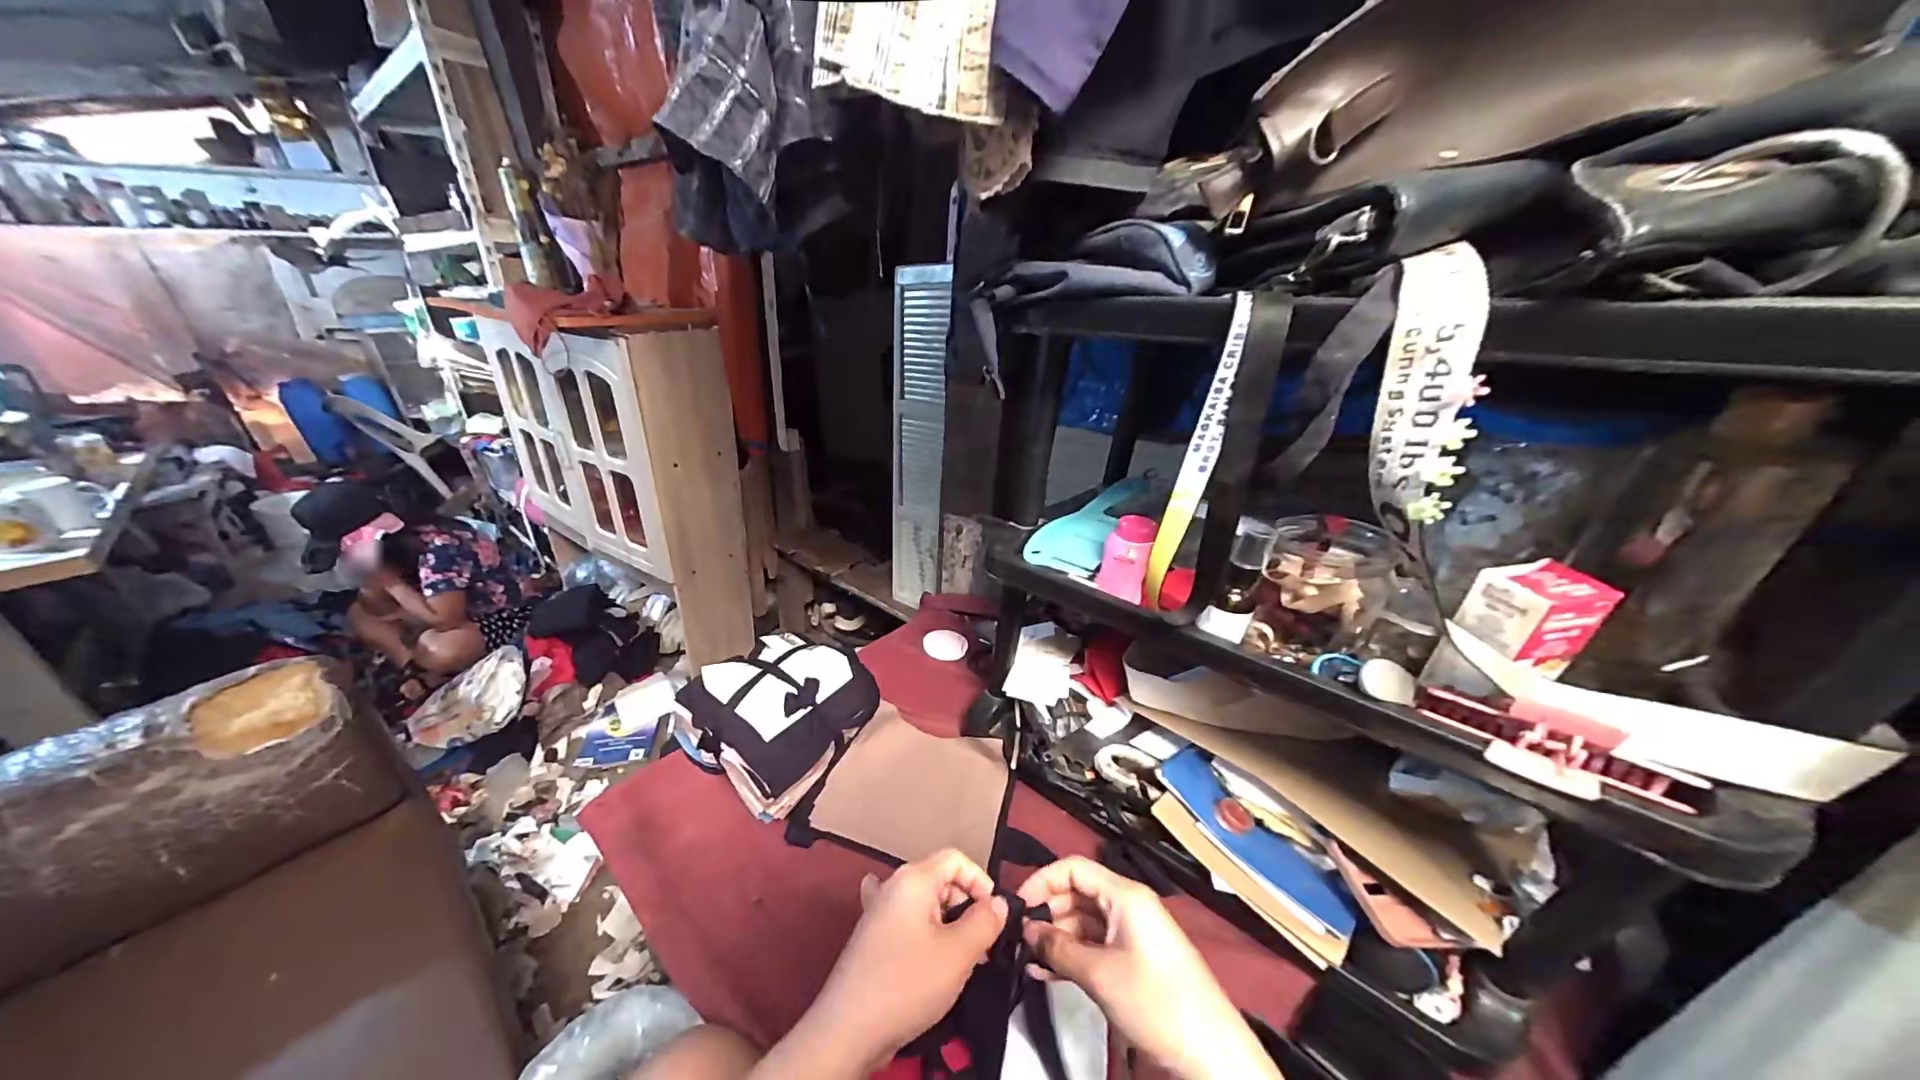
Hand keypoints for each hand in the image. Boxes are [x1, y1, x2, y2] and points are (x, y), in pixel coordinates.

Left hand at [756, 849, 1006, 1078]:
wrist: (849, 1029)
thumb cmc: (907, 983)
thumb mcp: (958, 953)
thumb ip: (985, 922)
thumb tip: (998, 903)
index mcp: (913, 879)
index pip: (956, 859)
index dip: (980, 881)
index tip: (993, 917)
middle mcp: (893, 886)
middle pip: (941, 879)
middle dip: (966, 907)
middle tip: (982, 945)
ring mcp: (878, 911)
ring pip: (925, 903)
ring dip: (947, 925)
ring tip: (960, 958)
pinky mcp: (871, 938)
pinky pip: (906, 922)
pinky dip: (922, 931)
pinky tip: (922, 943)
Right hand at [1018, 857, 1280, 1079]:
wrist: (1211, 1052)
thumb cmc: (1156, 1001)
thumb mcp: (1099, 973)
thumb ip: (1057, 948)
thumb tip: (1026, 931)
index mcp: (1125, 895)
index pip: (1073, 868)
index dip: (1041, 881)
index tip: (1016, 907)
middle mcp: (1127, 906)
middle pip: (1077, 893)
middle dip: (1046, 912)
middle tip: (1018, 937)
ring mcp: (1131, 934)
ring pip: (1082, 922)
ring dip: (1055, 938)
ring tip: (1027, 959)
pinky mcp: (1133, 960)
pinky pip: (1093, 946)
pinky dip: (1070, 955)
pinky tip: (1046, 972)